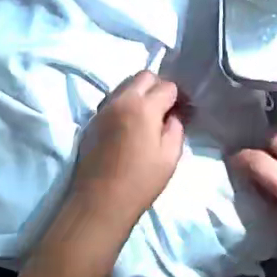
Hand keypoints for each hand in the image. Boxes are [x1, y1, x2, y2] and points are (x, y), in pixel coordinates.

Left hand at [66, 71, 185, 236]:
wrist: (100, 200)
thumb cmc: (140, 181)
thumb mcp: (169, 157)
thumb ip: (175, 129)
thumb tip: (173, 115)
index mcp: (144, 106)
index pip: (167, 86)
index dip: (179, 97)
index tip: (183, 110)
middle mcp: (122, 99)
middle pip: (144, 76)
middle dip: (159, 86)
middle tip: (166, 109)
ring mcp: (104, 107)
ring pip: (126, 84)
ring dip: (140, 92)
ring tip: (148, 116)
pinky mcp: (93, 118)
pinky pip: (113, 99)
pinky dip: (125, 102)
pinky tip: (130, 124)